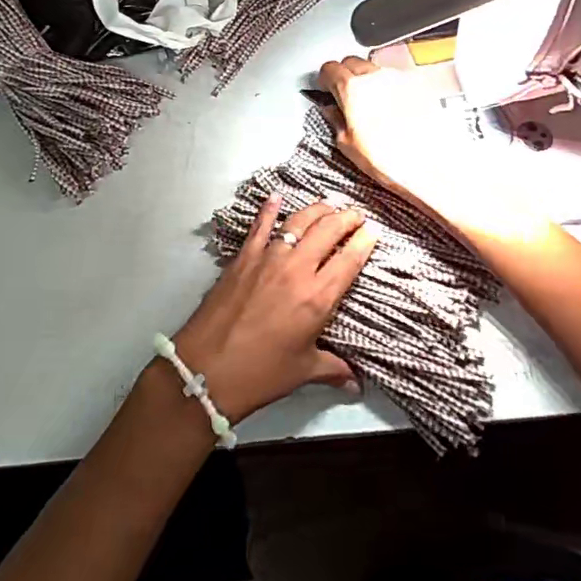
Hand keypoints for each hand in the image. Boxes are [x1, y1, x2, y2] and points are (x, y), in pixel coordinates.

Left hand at [168, 194, 376, 420]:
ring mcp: (268, 260)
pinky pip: (259, 227)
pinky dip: (270, 210)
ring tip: (329, 205)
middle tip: (357, 214)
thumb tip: (355, 383)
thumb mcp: (302, 371)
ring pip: (298, 222)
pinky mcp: (242, 258)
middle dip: (347, 218)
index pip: (350, 259)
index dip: (365, 241)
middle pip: (328, 231)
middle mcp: (297, 270)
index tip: (374, 231)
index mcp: (318, 298)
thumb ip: (332, 369)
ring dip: (317, 210)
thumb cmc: (260, 374)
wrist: (206, 370)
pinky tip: (277, 197)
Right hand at [315, 56, 482, 211]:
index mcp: (354, 89)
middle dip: (344, 75)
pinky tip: (391, 109)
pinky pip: (396, 78)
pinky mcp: (419, 85)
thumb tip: (332, 111)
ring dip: (367, 80)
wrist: (433, 167)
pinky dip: (389, 87)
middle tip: (343, 95)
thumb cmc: (395, 161)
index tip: (325, 88)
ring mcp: (401, 78)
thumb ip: (336, 120)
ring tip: (370, 106)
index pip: (330, 68)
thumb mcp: (349, 146)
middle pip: (352, 62)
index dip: (324, 79)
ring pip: (375, 69)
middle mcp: (377, 77)